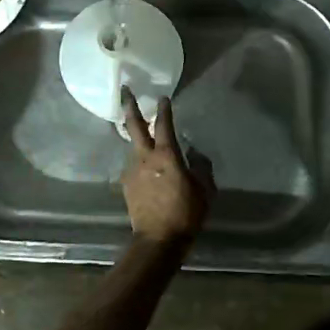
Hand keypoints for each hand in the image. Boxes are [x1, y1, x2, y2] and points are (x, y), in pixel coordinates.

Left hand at [120, 87, 210, 244]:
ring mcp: (132, 171)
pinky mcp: (127, 185)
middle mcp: (145, 158)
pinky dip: (140, 160)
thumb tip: (195, 152)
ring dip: (137, 137)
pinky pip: (134, 165)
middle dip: (130, 106)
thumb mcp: (205, 189)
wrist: (158, 240)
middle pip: (134, 126)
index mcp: (167, 156)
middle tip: (125, 90)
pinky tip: (146, 167)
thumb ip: (201, 166)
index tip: (163, 97)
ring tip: (142, 133)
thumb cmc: (186, 213)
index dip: (165, 109)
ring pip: (133, 146)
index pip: (164, 124)